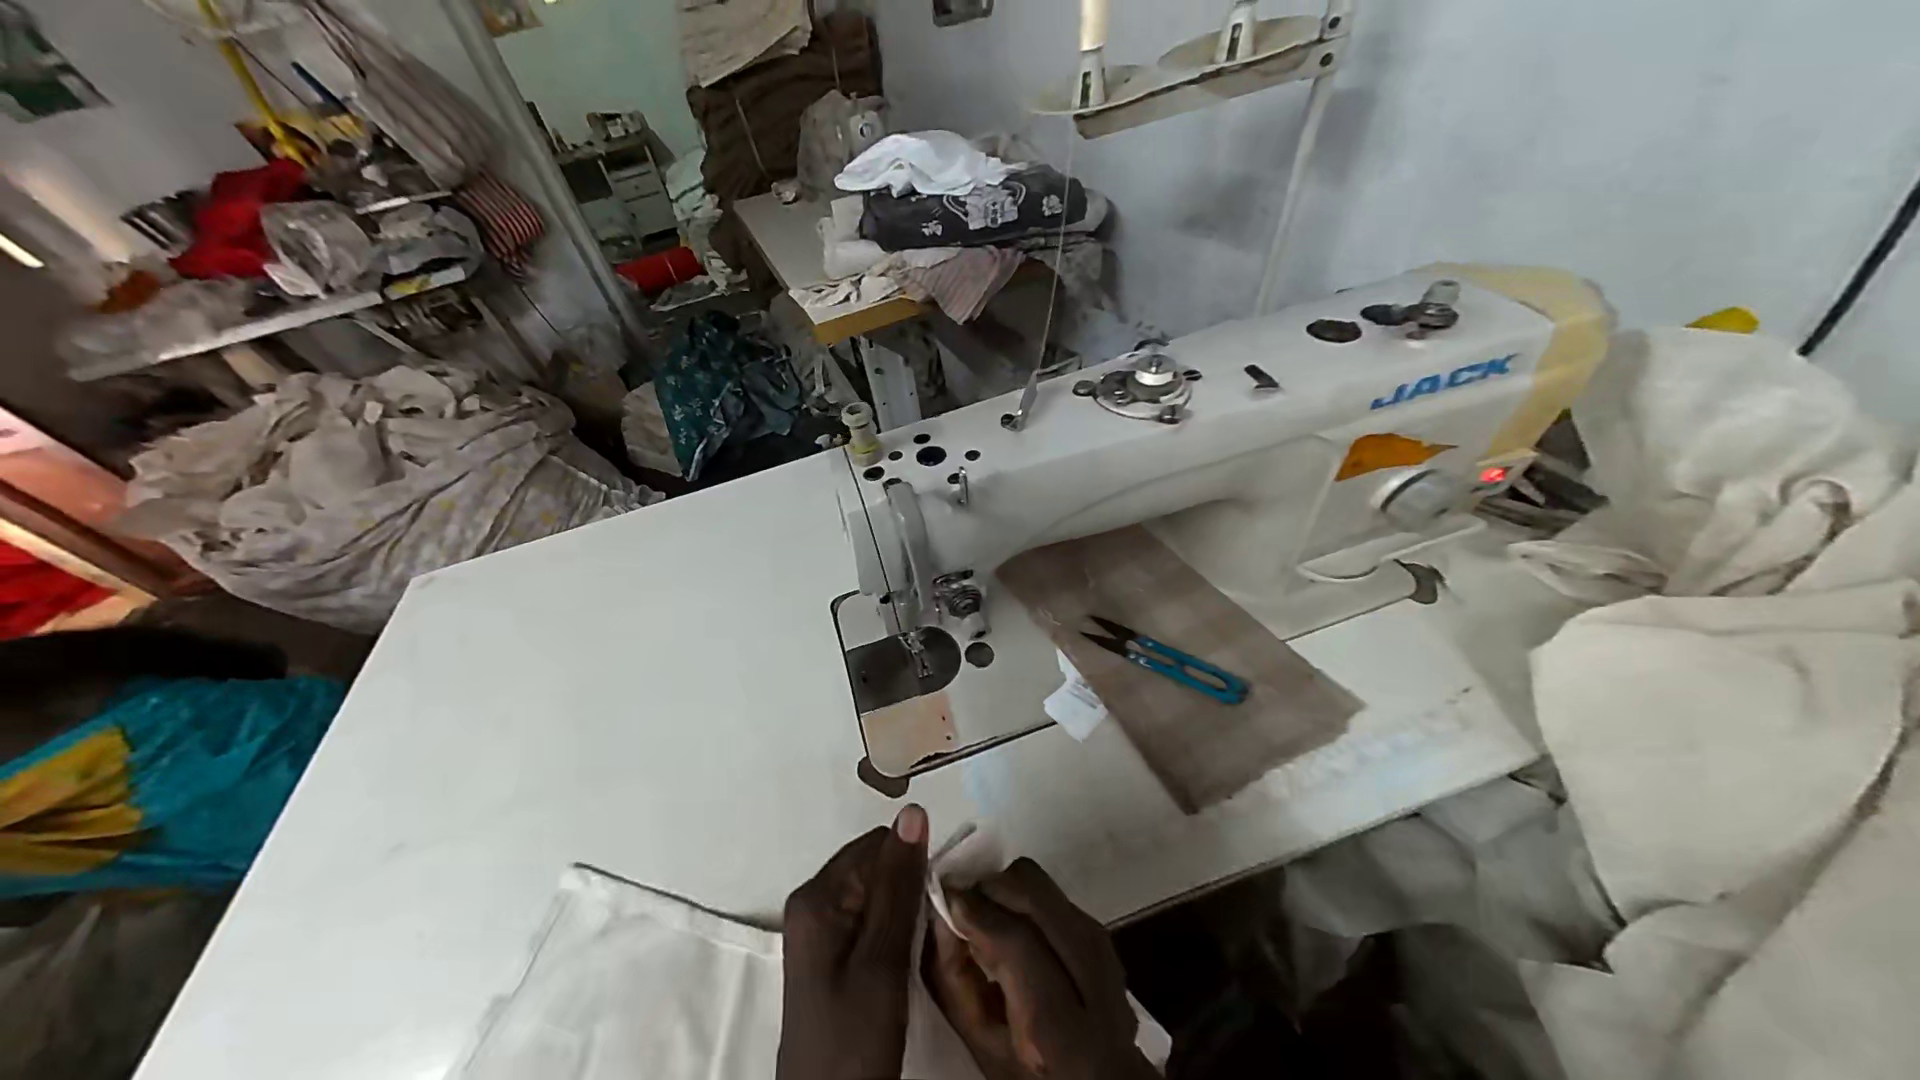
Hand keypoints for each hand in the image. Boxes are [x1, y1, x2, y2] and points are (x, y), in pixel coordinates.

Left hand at [778, 804, 928, 1079]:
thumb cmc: (854, 1039)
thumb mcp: (882, 960)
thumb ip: (898, 885)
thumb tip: (914, 811)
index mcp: (818, 895)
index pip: (879, 845)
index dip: (914, 865)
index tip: (939, 901)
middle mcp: (813, 901)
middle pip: (877, 866)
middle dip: (910, 887)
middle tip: (932, 930)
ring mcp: (821, 929)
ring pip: (879, 893)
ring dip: (906, 911)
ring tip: (923, 947)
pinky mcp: (832, 953)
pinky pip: (871, 918)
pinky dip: (895, 930)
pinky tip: (908, 957)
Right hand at [923, 858, 1156, 1079]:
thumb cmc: (1025, 1073)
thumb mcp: (980, 1044)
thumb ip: (954, 979)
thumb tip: (941, 910)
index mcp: (1065, 1036)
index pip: (1020, 947)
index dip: (980, 913)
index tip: (946, 897)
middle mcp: (1098, 988)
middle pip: (1041, 902)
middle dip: (995, 889)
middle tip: (964, 898)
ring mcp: (1110, 959)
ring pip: (1051, 891)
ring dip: (1010, 888)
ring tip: (986, 909)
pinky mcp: (1108, 942)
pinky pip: (1060, 899)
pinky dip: (1029, 898)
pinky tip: (1012, 918)